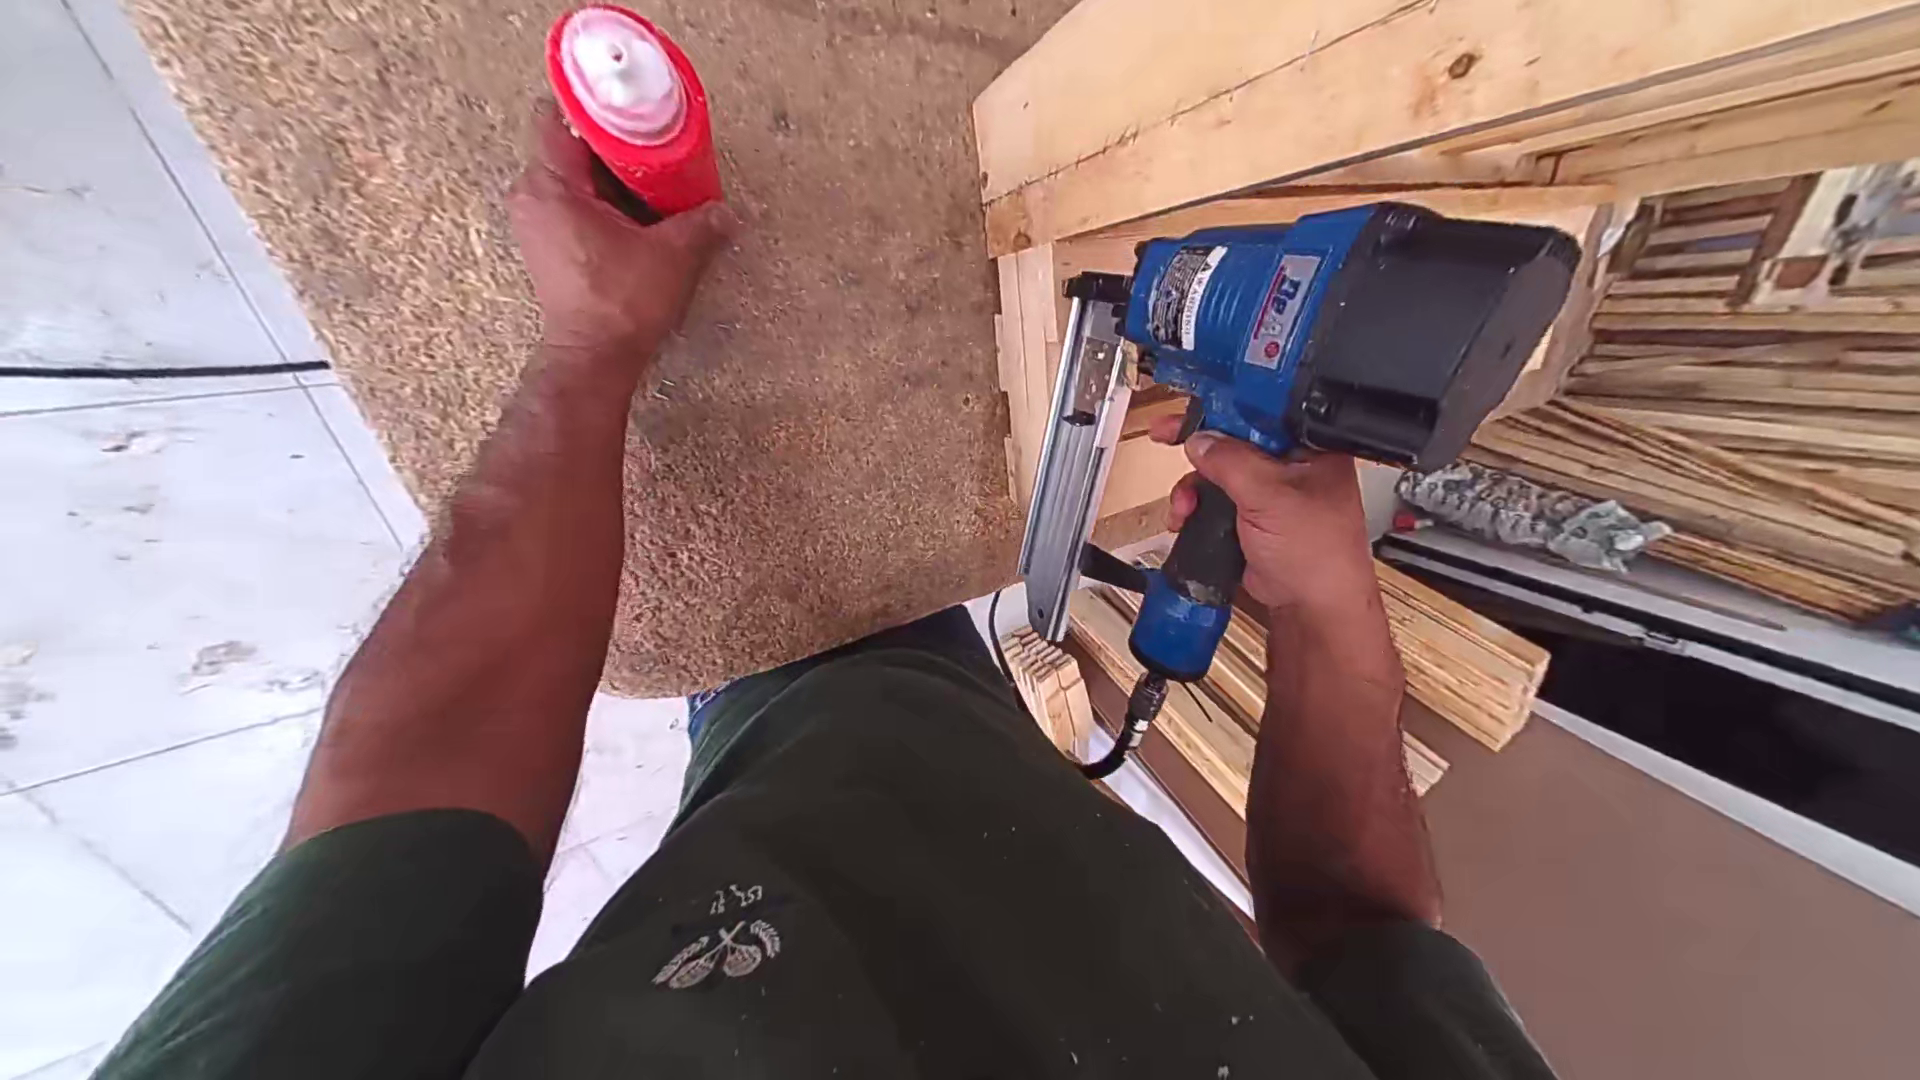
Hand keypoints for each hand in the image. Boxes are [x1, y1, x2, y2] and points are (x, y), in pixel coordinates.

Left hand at [507, 102, 733, 364]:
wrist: (596, 356)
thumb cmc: (624, 303)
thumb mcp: (673, 258)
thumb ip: (702, 227)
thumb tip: (729, 214)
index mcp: (552, 185)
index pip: (561, 119)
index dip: (601, 114)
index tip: (639, 123)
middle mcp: (532, 196)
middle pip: (570, 151)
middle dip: (615, 153)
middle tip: (658, 162)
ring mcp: (536, 224)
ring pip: (574, 182)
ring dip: (612, 184)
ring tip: (653, 196)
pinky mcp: (548, 249)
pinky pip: (574, 209)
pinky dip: (603, 208)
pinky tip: (637, 225)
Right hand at [1149, 414, 1377, 615]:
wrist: (1308, 607)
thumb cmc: (1318, 556)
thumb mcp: (1272, 497)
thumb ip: (1232, 463)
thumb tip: (1202, 440)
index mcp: (1309, 450)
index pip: (1261, 414)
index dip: (1224, 408)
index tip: (1192, 408)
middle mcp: (1288, 468)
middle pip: (1232, 443)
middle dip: (1198, 452)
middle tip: (1166, 436)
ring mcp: (1266, 494)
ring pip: (1216, 475)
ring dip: (1192, 487)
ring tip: (1184, 505)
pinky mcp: (1247, 519)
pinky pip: (1212, 502)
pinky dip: (1194, 508)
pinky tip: (1187, 519)